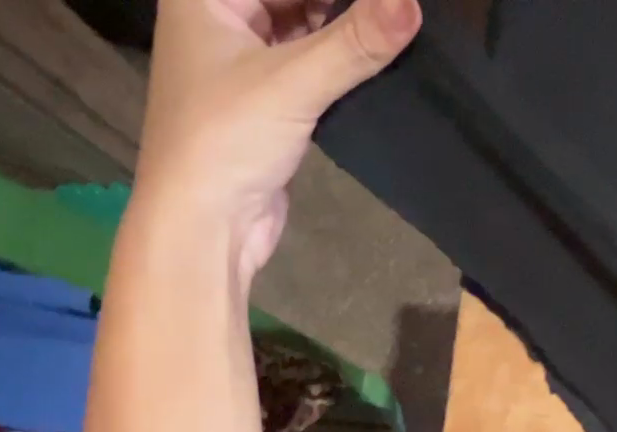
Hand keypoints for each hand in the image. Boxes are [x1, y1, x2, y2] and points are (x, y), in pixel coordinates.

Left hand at [135, 0, 420, 275]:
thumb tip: (411, 3)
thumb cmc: (227, 140)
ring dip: (342, 30)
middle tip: (396, 9)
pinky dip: (336, 65)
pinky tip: (374, 64)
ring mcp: (241, 63)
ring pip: (300, 27)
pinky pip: (306, 66)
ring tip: (394, 28)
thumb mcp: (293, 84)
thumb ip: (355, 42)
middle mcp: (219, 18)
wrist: (204, 224)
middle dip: (341, 3)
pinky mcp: (265, 103)